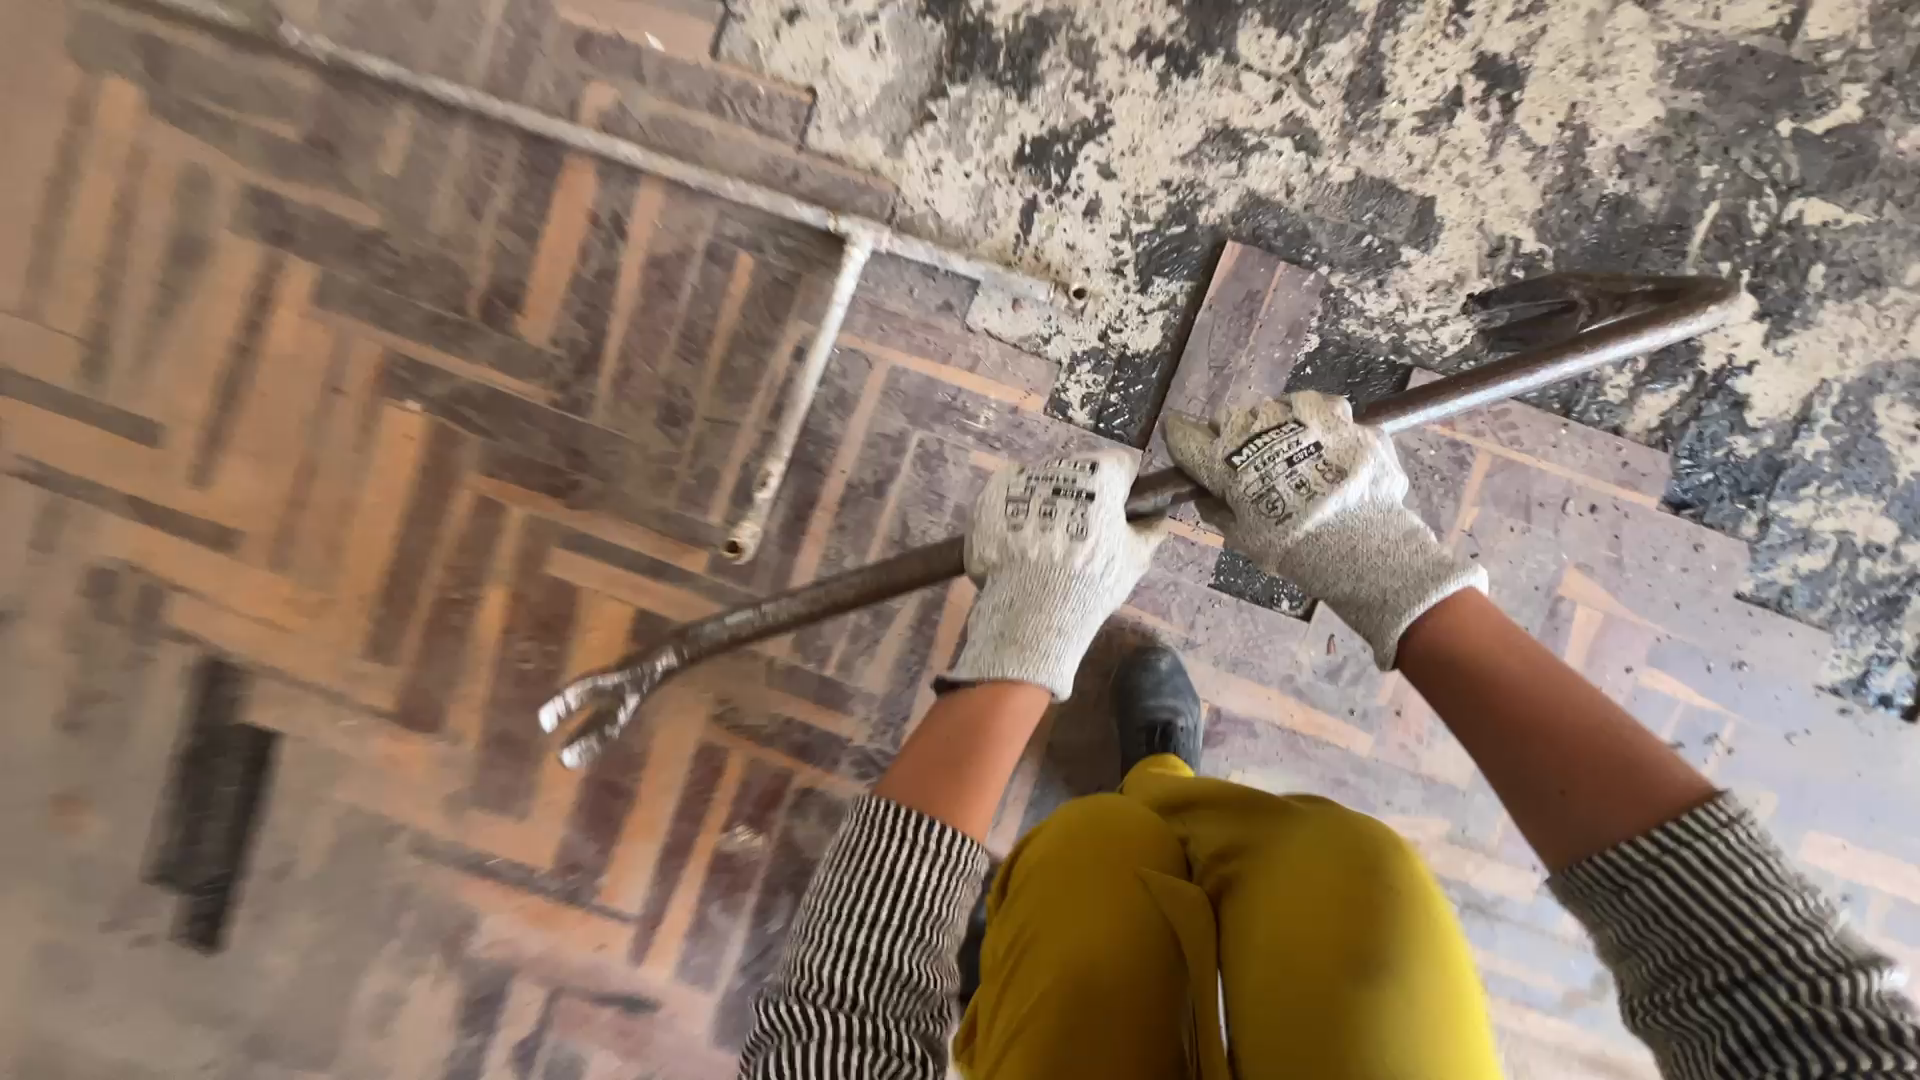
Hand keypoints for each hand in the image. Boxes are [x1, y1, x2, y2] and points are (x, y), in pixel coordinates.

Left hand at [944, 448, 1165, 699]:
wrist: (1031, 611)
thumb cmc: (1091, 584)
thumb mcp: (1134, 561)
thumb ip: (1150, 531)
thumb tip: (1158, 517)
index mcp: (1099, 476)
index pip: (1120, 464)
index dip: (1123, 487)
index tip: (1118, 509)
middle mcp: (1058, 467)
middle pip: (1078, 471)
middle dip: (1082, 493)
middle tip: (1080, 530)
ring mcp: (1018, 482)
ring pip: (1041, 480)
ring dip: (1047, 500)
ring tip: (1045, 541)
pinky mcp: (988, 500)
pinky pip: (1007, 495)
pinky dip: (1014, 511)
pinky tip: (1019, 539)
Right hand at [1163, 391, 1484, 668]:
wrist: (1358, 542)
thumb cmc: (1288, 544)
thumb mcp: (1242, 537)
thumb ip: (1220, 511)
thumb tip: (1207, 498)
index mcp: (1223, 458)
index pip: (1184, 435)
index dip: (1181, 438)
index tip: (1183, 440)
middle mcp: (1257, 426)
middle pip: (1232, 416)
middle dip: (1235, 434)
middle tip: (1249, 461)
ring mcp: (1304, 415)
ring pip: (1281, 403)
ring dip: (1280, 420)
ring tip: (1294, 446)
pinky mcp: (1346, 419)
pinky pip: (1329, 410)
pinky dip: (1326, 424)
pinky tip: (1331, 443)